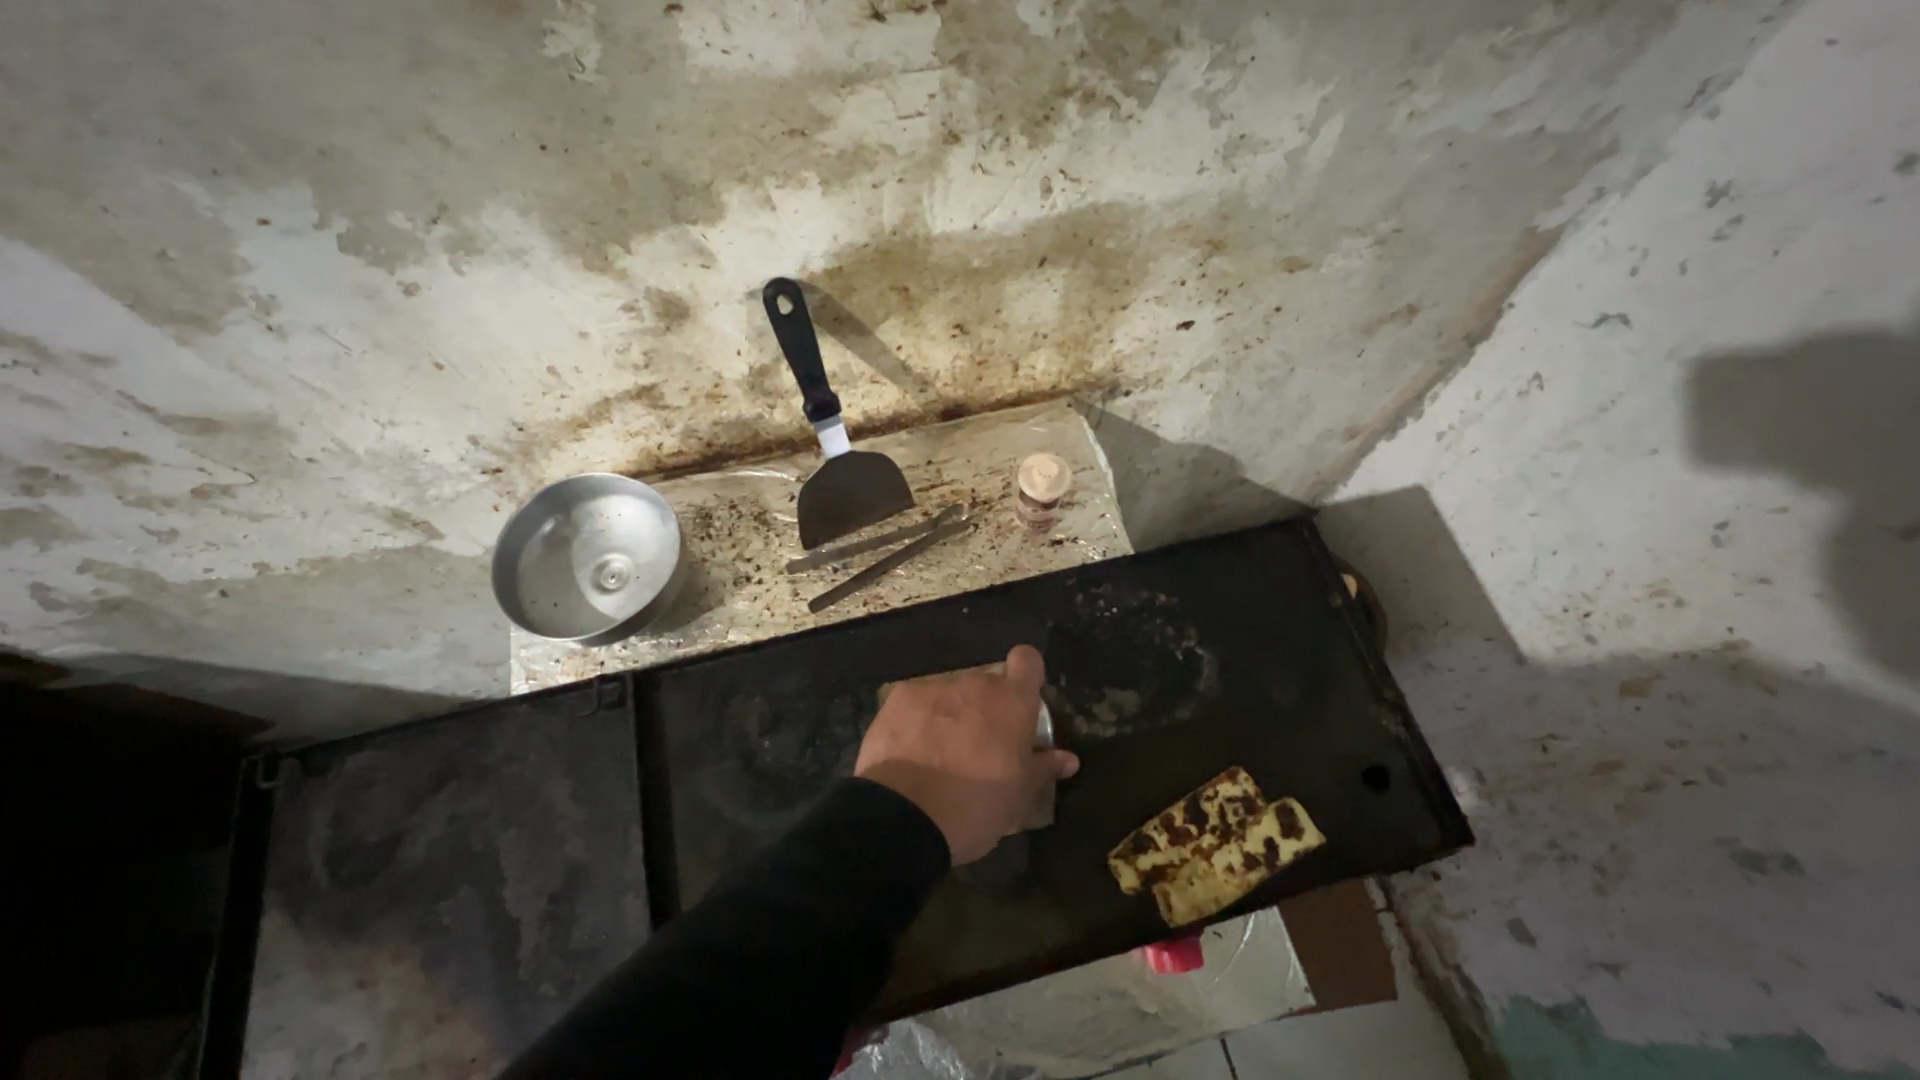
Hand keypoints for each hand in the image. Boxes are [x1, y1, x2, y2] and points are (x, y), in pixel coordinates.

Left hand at [855, 645, 1080, 864]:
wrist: (906, 817)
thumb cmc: (976, 807)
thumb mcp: (1019, 797)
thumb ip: (1043, 768)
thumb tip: (1068, 759)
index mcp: (1013, 702)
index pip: (1028, 661)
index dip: (1026, 676)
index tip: (1021, 702)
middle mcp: (975, 684)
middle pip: (986, 684)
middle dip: (986, 708)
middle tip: (980, 746)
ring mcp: (934, 688)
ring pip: (950, 695)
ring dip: (951, 715)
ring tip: (940, 754)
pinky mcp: (898, 699)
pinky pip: (916, 704)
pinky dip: (917, 721)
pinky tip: (910, 752)